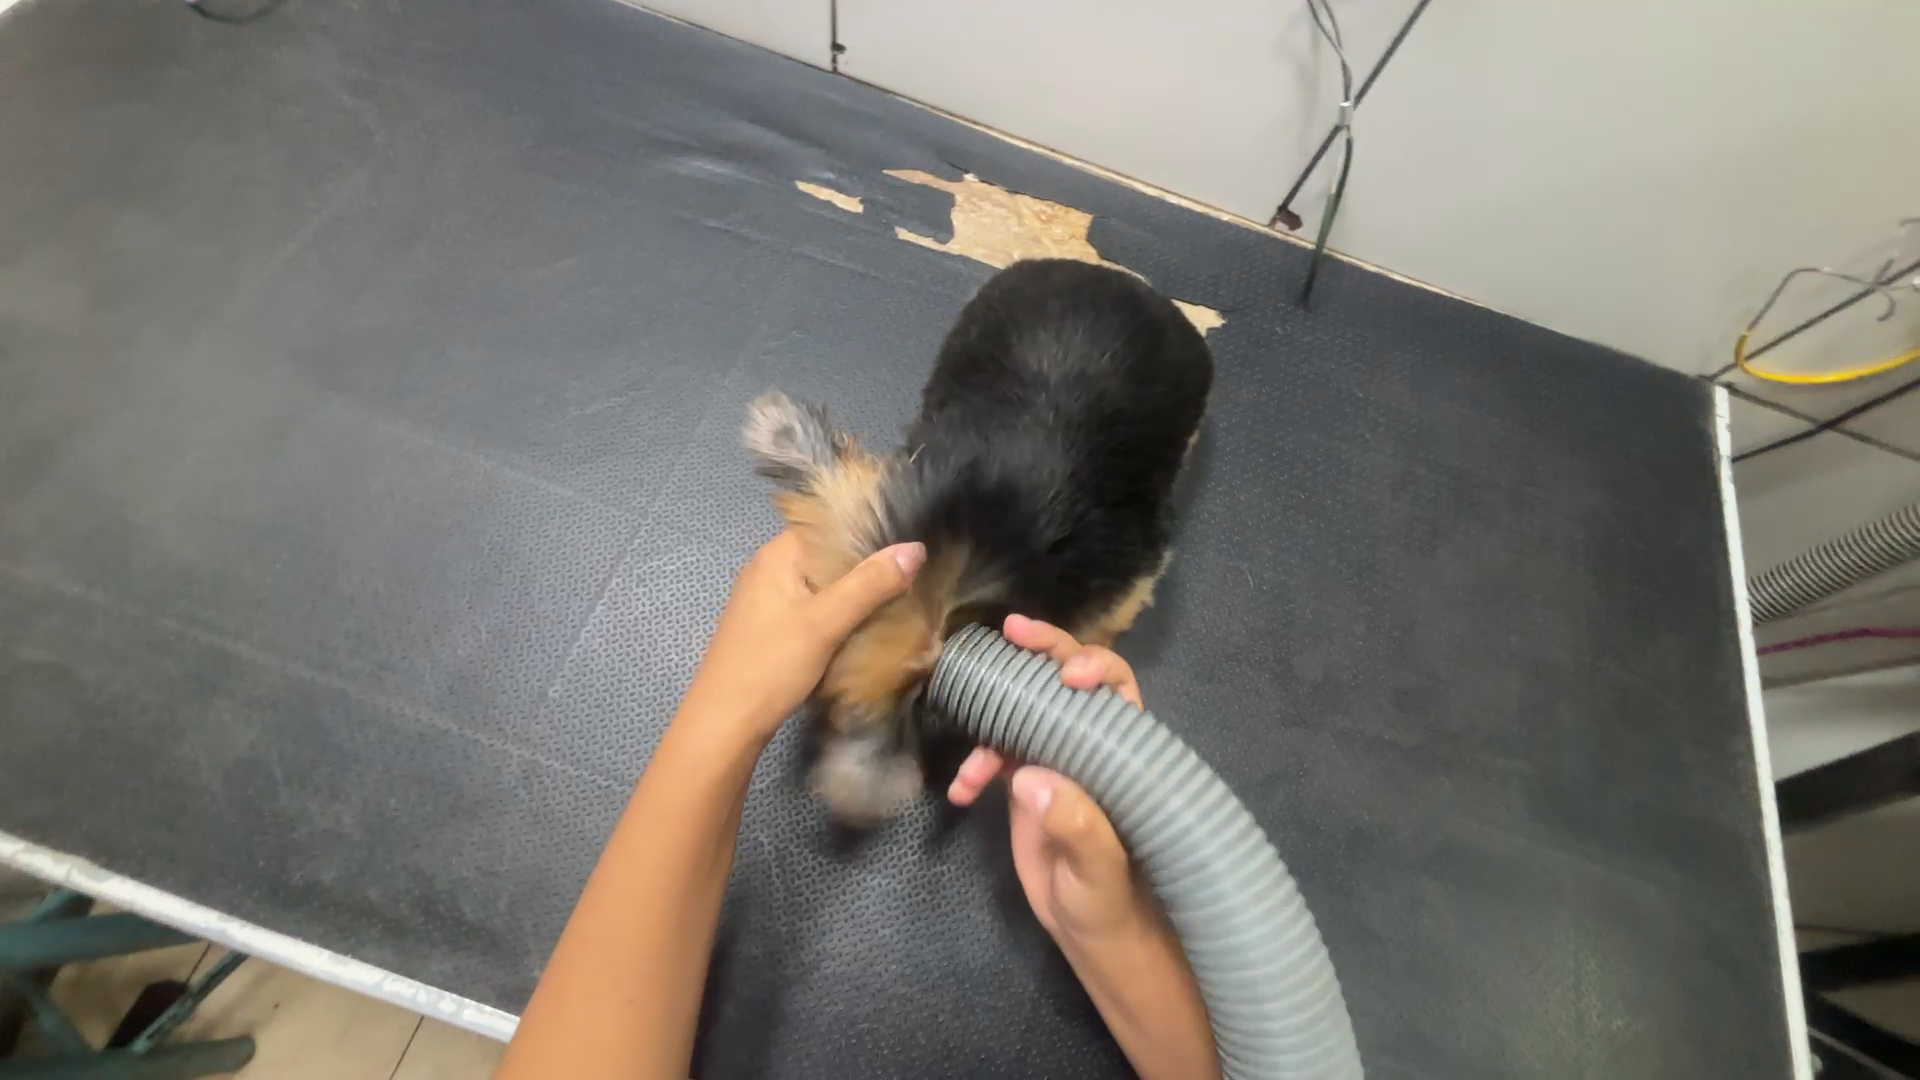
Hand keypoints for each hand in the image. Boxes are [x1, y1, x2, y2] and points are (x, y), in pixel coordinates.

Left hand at [682, 531, 924, 741]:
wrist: (724, 726)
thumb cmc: (770, 666)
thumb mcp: (825, 622)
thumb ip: (870, 584)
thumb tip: (916, 548)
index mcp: (778, 555)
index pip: (832, 525)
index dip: (871, 529)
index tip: (911, 538)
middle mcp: (771, 569)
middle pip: (831, 554)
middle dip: (870, 563)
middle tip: (916, 570)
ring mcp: (771, 599)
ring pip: (827, 583)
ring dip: (859, 590)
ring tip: (903, 593)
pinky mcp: (775, 627)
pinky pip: (818, 607)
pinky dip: (843, 612)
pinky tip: (869, 622)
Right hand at [947, 615, 1158, 942]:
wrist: (1093, 934)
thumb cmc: (1115, 901)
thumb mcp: (1102, 871)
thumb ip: (1079, 827)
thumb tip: (1030, 779)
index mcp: (1123, 751)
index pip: (1115, 688)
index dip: (1093, 666)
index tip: (1065, 674)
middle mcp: (1089, 742)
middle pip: (1065, 679)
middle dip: (1040, 651)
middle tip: (1010, 632)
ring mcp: (1056, 758)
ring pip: (1024, 710)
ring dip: (992, 720)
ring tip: (975, 764)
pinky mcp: (1027, 780)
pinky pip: (996, 754)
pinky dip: (975, 766)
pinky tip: (961, 792)